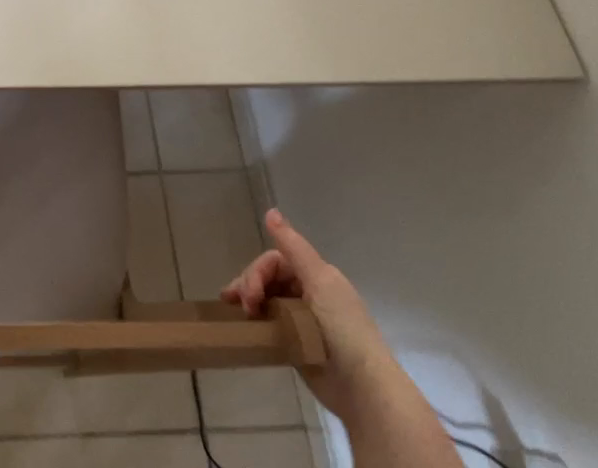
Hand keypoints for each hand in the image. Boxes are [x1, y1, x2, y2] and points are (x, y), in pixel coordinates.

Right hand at [220, 209, 401, 419]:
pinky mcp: (296, 343)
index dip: (257, 272)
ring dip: (248, 301)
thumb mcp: (320, 282)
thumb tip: (271, 210)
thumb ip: (294, 247)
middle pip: (269, 278)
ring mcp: (302, 320)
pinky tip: (244, 327)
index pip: (276, 261)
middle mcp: (310, 294)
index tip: (248, 294)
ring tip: (236, 313)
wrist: (362, 386)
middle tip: (240, 305)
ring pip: (266, 299)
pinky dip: (256, 322)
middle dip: (249, 285)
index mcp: (318, 277)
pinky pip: (270, 324)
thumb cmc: (343, 329)